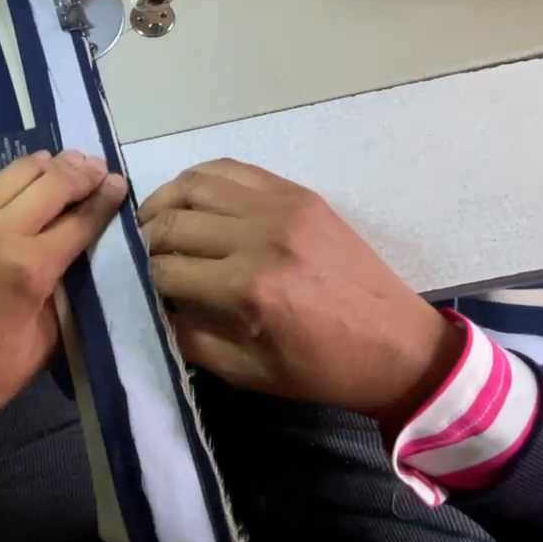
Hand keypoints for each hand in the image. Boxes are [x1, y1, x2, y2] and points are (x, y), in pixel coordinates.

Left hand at [0, 150, 126, 453]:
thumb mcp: (44, 342)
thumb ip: (66, 291)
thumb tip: (83, 256)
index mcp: (27, 269)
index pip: (78, 221)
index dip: (104, 199)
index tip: (121, 183)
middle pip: (50, 182)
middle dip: (80, 173)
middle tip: (100, 168)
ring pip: (15, 173)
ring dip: (48, 166)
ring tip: (71, 164)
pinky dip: (17, 180)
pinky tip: (32, 183)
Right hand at [138, 159, 460, 432]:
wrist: (399, 344)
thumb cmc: (322, 368)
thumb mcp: (250, 373)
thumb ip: (190, 339)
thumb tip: (153, 304)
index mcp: (248, 290)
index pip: (166, 268)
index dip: (146, 279)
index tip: (144, 287)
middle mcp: (259, 237)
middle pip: (172, 222)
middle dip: (146, 240)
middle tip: (143, 254)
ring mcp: (278, 207)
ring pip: (193, 184)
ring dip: (163, 201)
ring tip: (155, 220)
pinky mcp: (294, 192)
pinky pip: (229, 168)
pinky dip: (198, 178)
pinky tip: (189, 196)